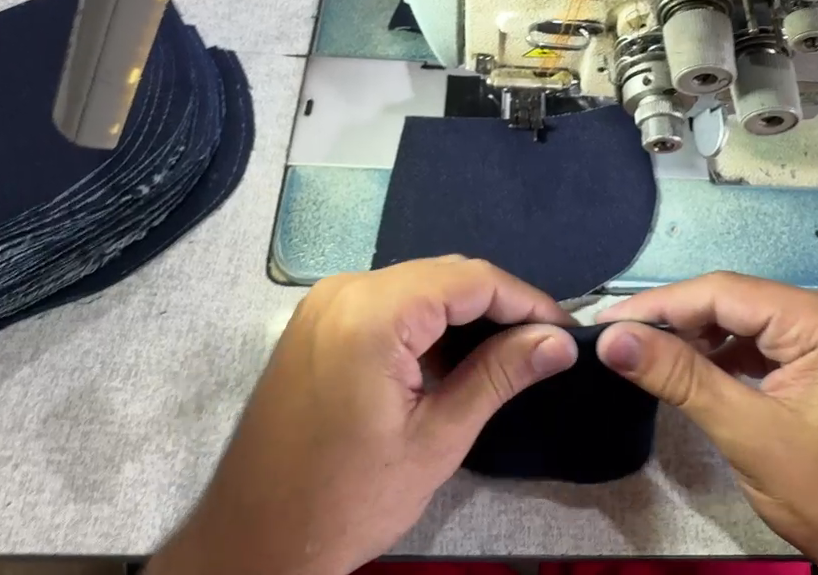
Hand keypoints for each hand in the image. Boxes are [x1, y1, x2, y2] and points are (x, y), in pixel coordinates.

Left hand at [152, 257, 576, 574]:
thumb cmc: (347, 500)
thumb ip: (499, 376)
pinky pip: (389, 302)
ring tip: (508, 353)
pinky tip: (453, 359)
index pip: (471, 279)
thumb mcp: (436, 440)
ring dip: (464, 314)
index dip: (526, 301)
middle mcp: (346, 288)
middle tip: (543, 345)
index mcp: (373, 312)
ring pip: (419, 285)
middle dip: (498, 306)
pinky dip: (427, 323)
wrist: (252, 542)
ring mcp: (327, 302)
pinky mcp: (319, 321)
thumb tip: (559, 342)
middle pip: (444, 275)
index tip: (565, 331)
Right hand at [595, 272, 817, 574]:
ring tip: (646, 355)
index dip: (660, 305)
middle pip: (732, 302)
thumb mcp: (747, 434)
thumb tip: (614, 339)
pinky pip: (759, 345)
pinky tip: (690, 371)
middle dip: (675, 321)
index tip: (608, 322)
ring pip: (742, 322)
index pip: (724, 292)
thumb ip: (680, 377)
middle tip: (619, 341)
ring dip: (695, 339)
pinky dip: (721, 357)